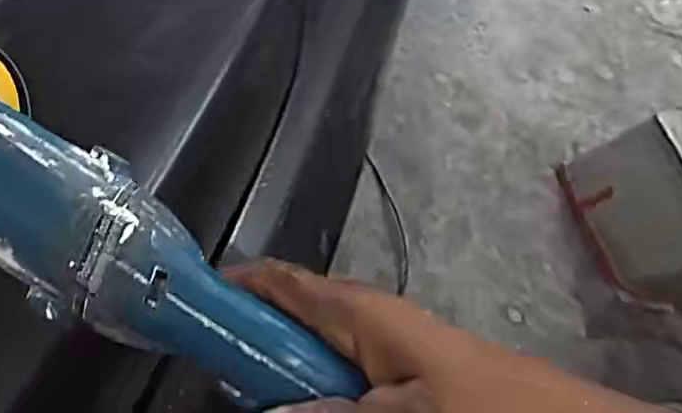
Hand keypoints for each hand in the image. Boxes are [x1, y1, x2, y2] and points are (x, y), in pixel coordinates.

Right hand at [229, 260, 659, 412]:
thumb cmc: (487, 408)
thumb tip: (270, 410)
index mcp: (358, 311)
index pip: (280, 281)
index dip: (236, 285)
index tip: (194, 304)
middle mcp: (366, 319)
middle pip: (292, 320)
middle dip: (256, 345)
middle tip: (224, 373)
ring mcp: (390, 350)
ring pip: (319, 357)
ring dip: (290, 378)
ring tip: (260, 390)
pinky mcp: (410, 380)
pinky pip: (350, 380)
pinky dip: (327, 393)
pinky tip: (322, 407)